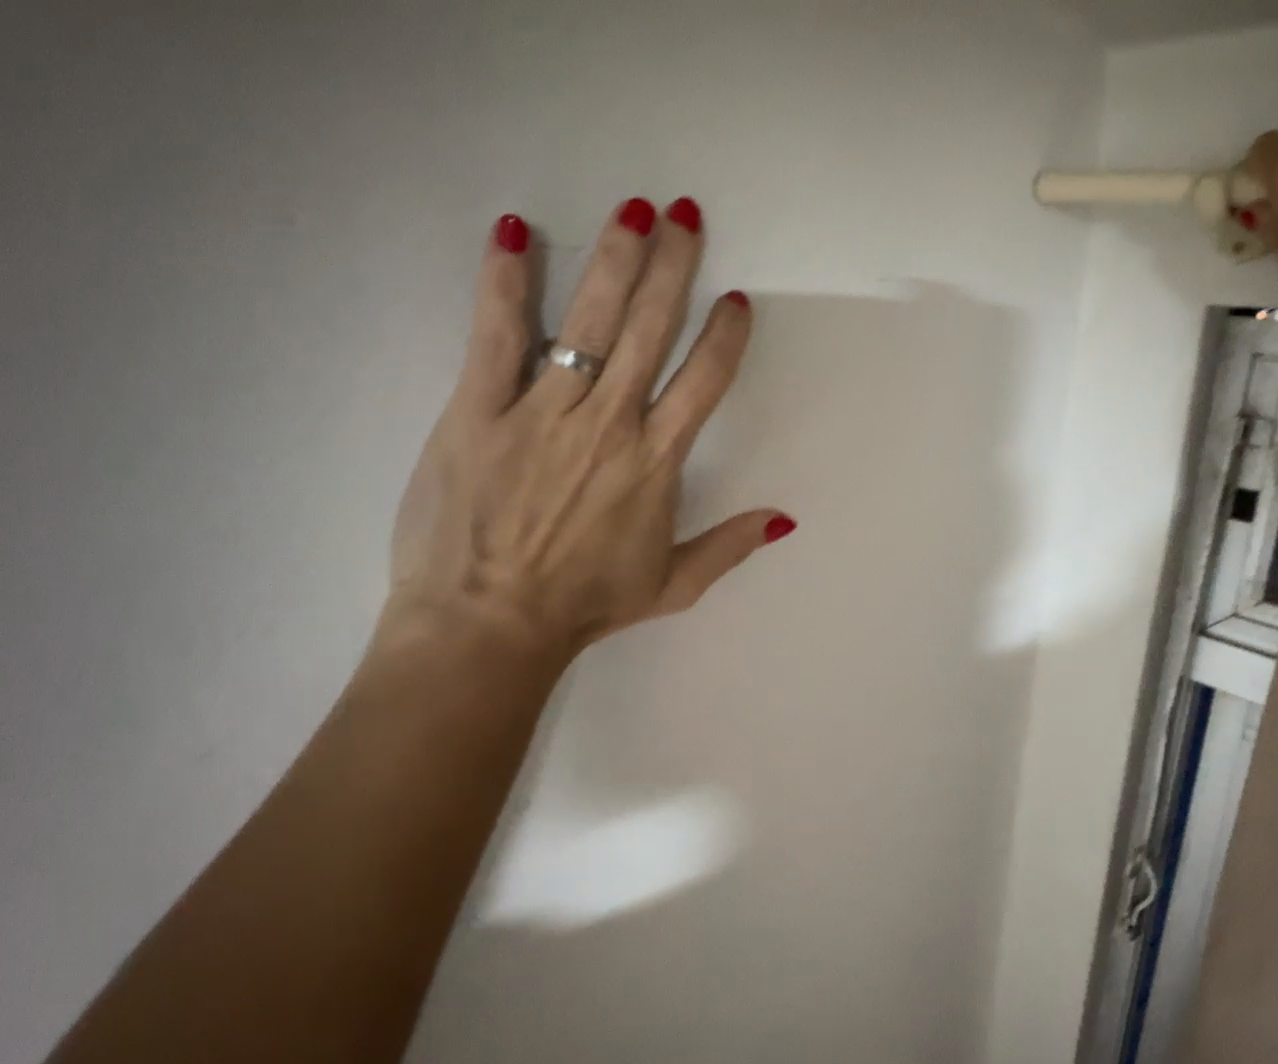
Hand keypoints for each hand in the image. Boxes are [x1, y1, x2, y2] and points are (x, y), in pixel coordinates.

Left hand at [390, 199, 793, 658]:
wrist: (487, 626)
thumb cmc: (584, 607)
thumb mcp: (673, 585)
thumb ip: (730, 546)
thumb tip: (786, 519)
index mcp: (656, 462)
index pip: (704, 382)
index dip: (724, 336)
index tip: (735, 300)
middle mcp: (608, 423)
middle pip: (651, 331)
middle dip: (674, 268)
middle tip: (687, 216)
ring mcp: (541, 411)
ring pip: (588, 321)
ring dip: (614, 260)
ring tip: (632, 209)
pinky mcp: (477, 409)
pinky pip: (495, 334)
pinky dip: (504, 281)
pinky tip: (514, 231)